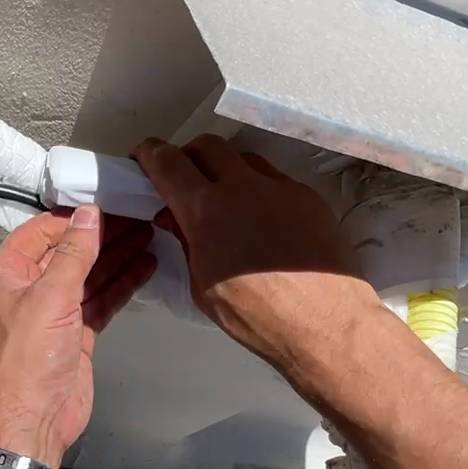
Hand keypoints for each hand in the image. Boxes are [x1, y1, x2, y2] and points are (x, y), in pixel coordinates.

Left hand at [0, 205, 155, 465]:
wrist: (32, 421)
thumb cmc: (25, 365)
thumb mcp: (49, 298)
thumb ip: (72, 254)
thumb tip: (88, 217)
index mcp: (7, 276)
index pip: (40, 232)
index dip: (72, 218)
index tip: (105, 206)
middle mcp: (27, 291)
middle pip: (67, 252)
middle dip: (102, 235)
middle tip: (135, 218)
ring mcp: (53, 314)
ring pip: (88, 275)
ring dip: (116, 257)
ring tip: (147, 235)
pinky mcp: (74, 334)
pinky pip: (99, 300)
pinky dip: (121, 284)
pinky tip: (143, 267)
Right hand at [132, 135, 370, 365]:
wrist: (323, 322)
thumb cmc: (255, 314)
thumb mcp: (202, 285)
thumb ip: (186, 243)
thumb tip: (174, 219)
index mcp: (205, 210)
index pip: (168, 163)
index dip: (150, 154)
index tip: (144, 158)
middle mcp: (242, 187)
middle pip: (207, 146)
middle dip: (189, 156)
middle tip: (184, 180)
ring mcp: (279, 188)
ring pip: (243, 158)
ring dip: (226, 170)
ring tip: (225, 200)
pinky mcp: (308, 197)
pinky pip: (275, 181)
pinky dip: (259, 191)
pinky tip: (262, 221)